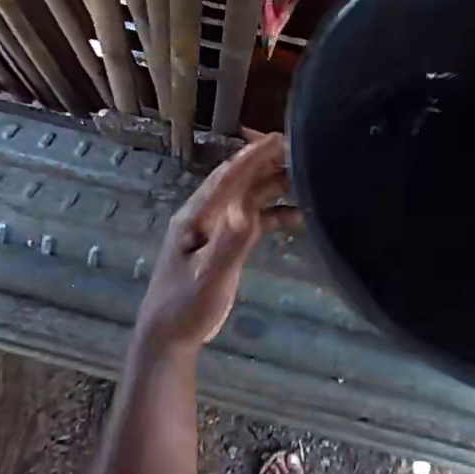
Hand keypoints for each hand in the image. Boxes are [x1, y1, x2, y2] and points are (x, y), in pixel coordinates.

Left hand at [134, 133, 294, 352]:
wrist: (167, 336)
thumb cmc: (185, 307)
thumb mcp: (209, 278)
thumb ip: (230, 245)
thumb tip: (250, 211)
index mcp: (197, 217)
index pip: (229, 178)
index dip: (254, 156)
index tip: (281, 138)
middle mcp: (205, 216)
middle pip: (239, 181)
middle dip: (268, 163)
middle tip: (302, 149)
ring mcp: (214, 229)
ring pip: (248, 198)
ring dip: (274, 186)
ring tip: (306, 177)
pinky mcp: (223, 244)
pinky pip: (252, 220)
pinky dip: (274, 214)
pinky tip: (298, 216)